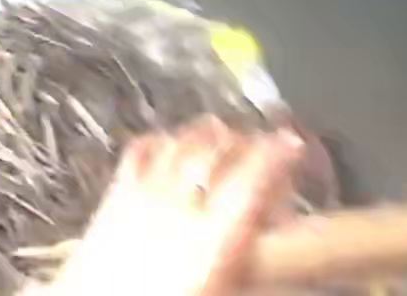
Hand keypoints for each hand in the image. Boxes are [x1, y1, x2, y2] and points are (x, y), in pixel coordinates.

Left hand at [50, 117, 304, 295]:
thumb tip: (261, 239)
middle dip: (240, 140)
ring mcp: (143, 192)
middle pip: (213, 155)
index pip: (250, 185)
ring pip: (176, 145)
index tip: (292, 141)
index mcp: (213, 241)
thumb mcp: (219, 286)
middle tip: (261, 138)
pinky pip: (137, 151)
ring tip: (219, 127)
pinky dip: (157, 140)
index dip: (273, 157)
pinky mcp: (114, 193)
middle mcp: (179, 205)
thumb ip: (243, 261)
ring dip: (201, 133)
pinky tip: (165, 139)